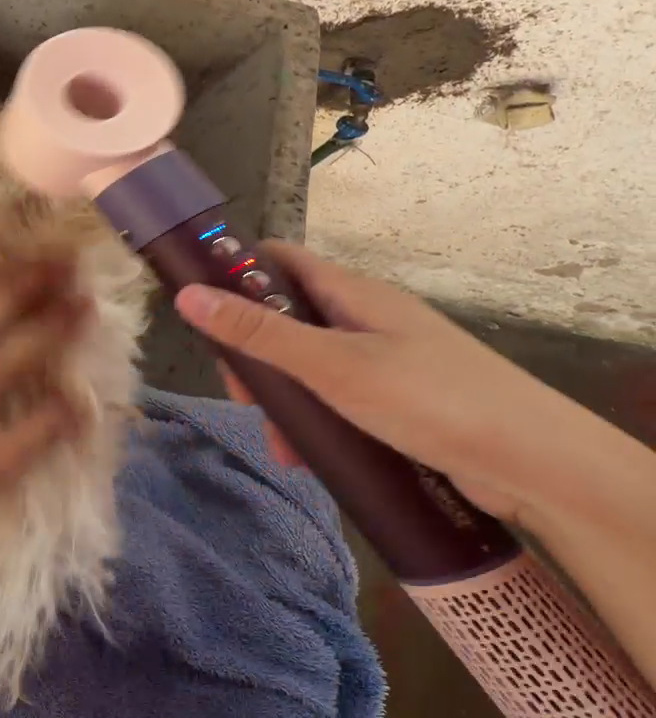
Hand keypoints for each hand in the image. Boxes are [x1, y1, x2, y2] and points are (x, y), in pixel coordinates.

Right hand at [174, 241, 579, 522]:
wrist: (544, 469)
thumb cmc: (432, 400)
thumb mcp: (331, 366)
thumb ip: (258, 333)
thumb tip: (185, 296)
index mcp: (351, 294)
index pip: (277, 259)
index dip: (233, 270)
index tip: (198, 303)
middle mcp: (365, 318)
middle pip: (284, 317)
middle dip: (251, 353)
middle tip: (241, 393)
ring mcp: (385, 359)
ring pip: (307, 364)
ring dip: (282, 397)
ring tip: (278, 441)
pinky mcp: (399, 400)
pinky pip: (336, 398)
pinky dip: (314, 420)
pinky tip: (308, 455)